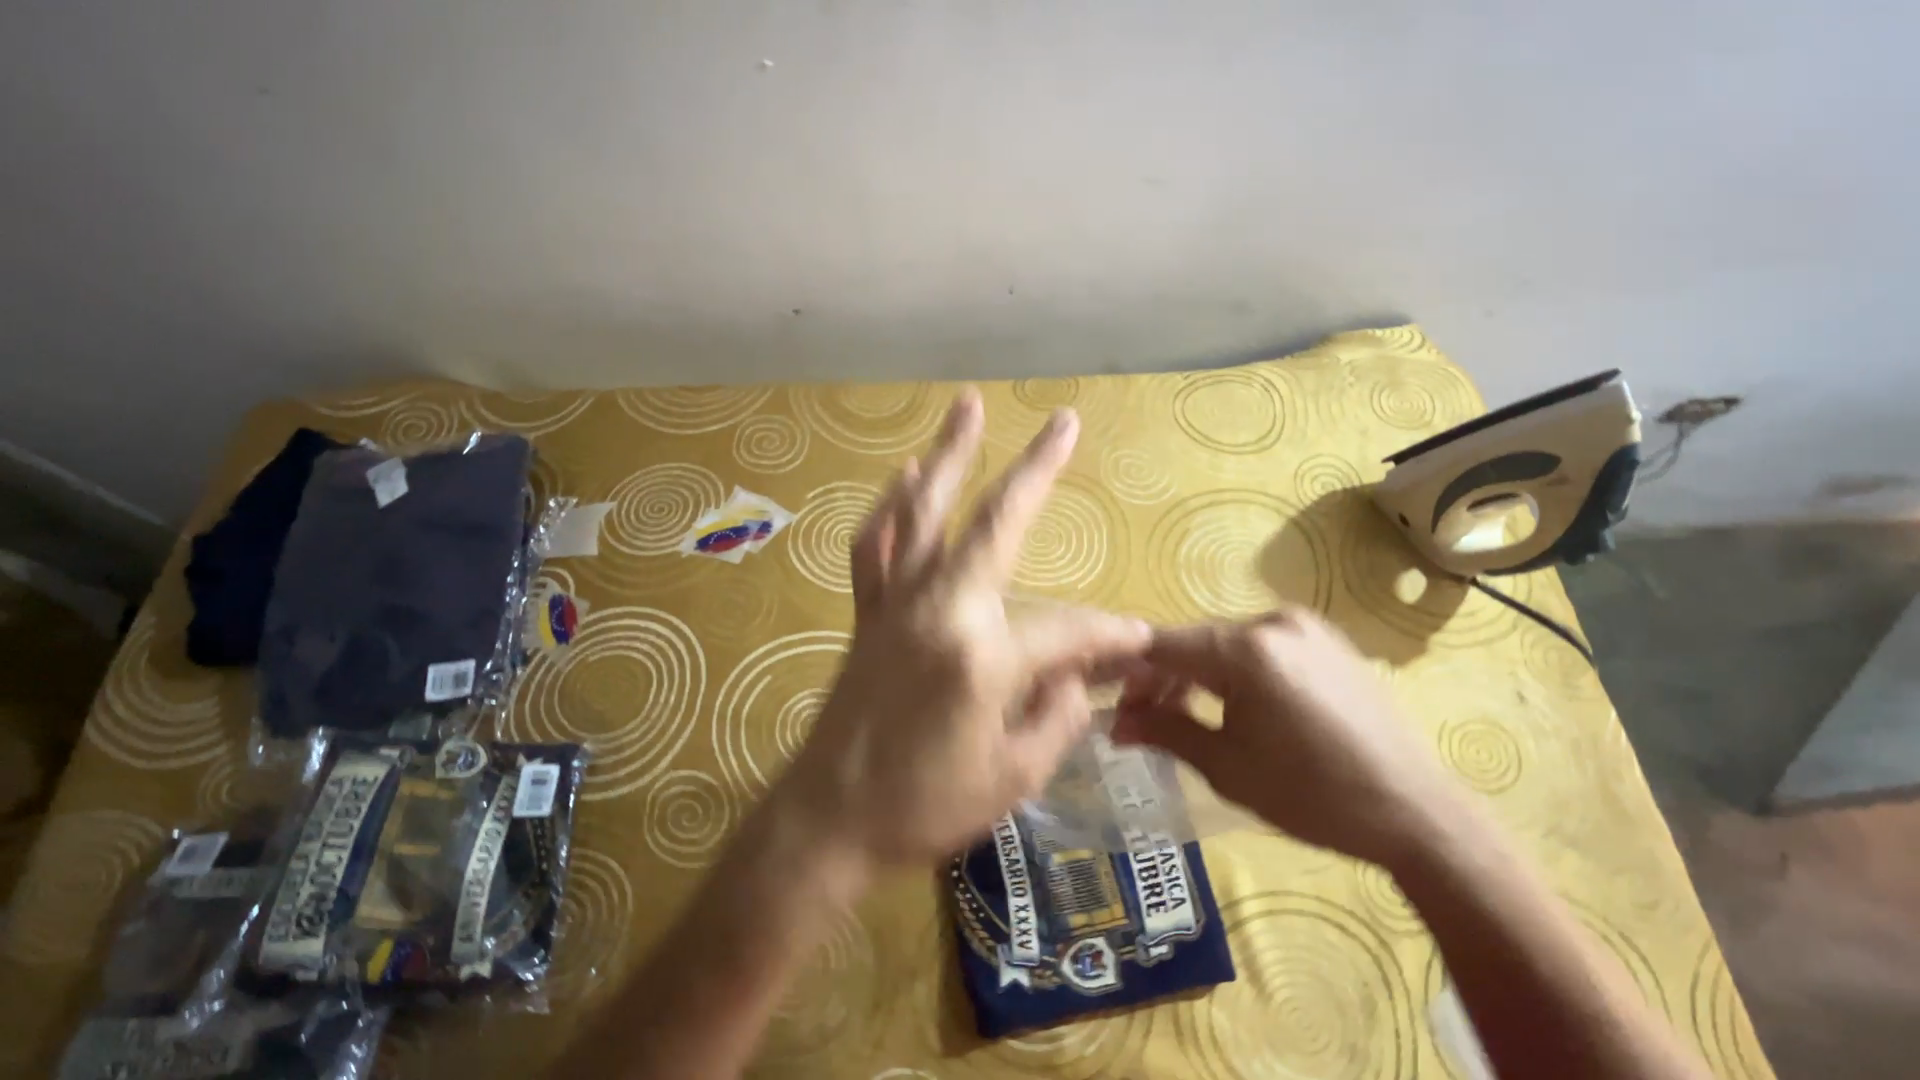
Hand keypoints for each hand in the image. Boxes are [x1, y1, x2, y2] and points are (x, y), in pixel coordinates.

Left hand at [778, 390, 1150, 868]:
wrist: (828, 821)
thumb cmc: (925, 807)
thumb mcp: (1014, 776)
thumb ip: (1058, 715)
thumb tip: (1077, 673)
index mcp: (984, 655)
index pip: (1069, 629)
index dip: (1111, 636)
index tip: (1139, 644)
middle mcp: (939, 609)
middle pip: (995, 524)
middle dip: (1036, 470)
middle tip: (1065, 421)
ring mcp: (896, 605)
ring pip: (924, 513)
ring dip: (950, 456)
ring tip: (967, 405)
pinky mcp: (867, 615)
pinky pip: (876, 548)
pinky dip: (891, 508)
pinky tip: (904, 476)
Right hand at [1111, 608, 1467, 868]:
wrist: (1413, 811)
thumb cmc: (1311, 794)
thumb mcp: (1226, 766)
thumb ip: (1165, 730)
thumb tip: (1115, 723)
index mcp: (1248, 648)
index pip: (1164, 645)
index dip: (1130, 673)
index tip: (1109, 704)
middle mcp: (1275, 621)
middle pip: (1196, 641)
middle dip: (1163, 678)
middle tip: (1142, 720)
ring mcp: (1308, 627)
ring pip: (1228, 644)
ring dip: (1198, 675)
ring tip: (1183, 717)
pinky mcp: (1329, 642)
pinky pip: (1263, 648)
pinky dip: (1236, 671)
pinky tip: (1233, 706)